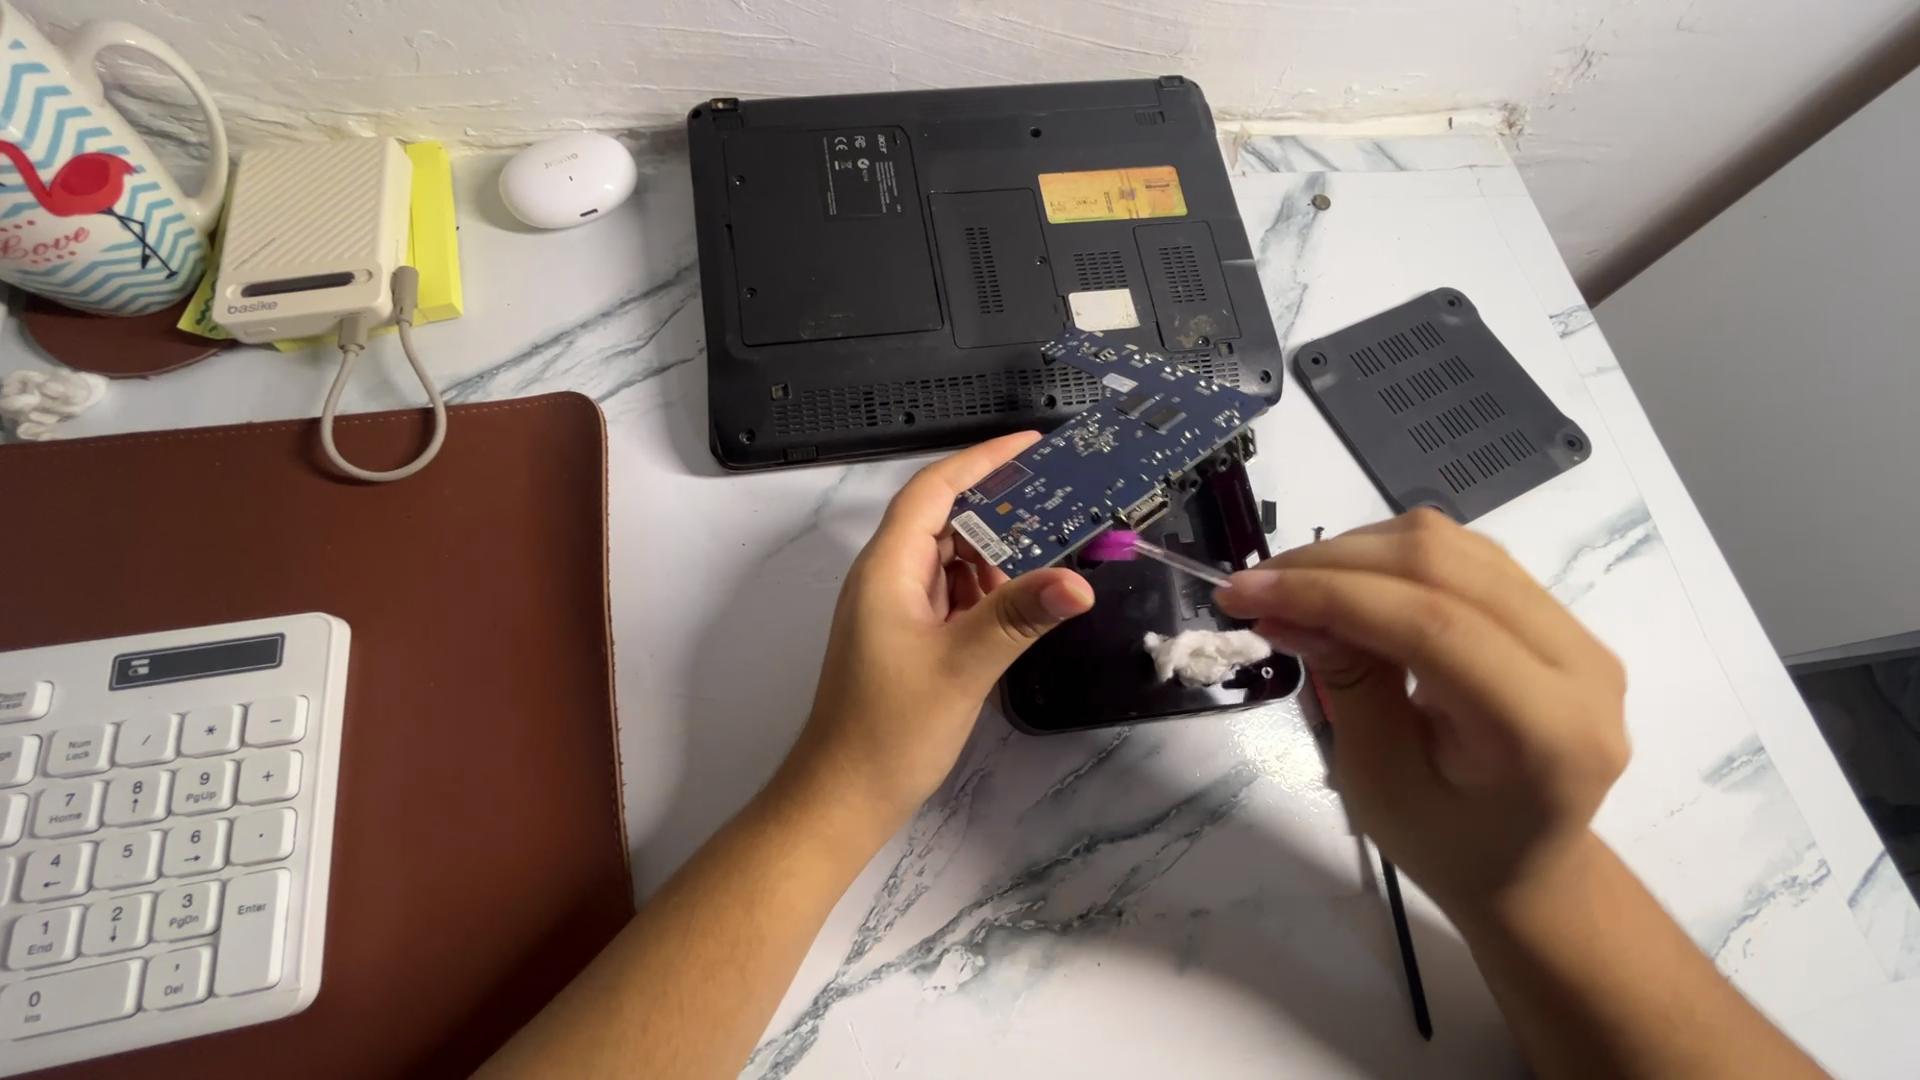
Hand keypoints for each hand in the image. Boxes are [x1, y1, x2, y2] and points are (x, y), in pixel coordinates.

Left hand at [781, 433, 1094, 827]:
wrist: (843, 795)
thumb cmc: (890, 729)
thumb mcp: (962, 667)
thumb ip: (1018, 617)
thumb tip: (1079, 582)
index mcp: (888, 568)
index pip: (933, 491)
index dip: (980, 461)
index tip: (1030, 446)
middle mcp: (888, 577)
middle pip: (944, 519)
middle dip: (999, 507)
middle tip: (1060, 502)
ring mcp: (896, 607)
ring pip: (950, 558)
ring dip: (996, 552)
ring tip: (1053, 548)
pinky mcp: (907, 635)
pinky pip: (950, 593)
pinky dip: (985, 589)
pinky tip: (1021, 599)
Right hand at [1214, 509, 1628, 920]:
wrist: (1520, 862)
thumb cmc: (1442, 840)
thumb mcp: (1375, 776)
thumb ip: (1343, 680)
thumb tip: (1285, 608)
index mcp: (1545, 728)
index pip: (1430, 624)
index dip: (1326, 593)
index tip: (1241, 593)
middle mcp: (1579, 662)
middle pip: (1442, 564)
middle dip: (1329, 562)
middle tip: (1252, 586)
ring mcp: (1573, 629)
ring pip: (1448, 543)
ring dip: (1351, 550)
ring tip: (1288, 583)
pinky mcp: (1548, 613)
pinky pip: (1458, 552)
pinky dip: (1382, 554)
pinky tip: (1339, 580)